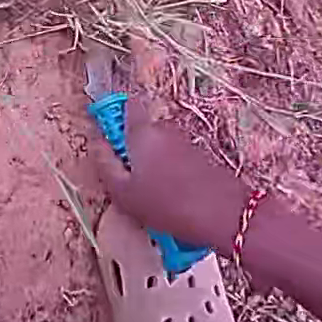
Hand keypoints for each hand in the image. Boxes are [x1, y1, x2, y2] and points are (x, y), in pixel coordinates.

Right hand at [93, 101, 251, 252]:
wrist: (226, 217)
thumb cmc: (167, 204)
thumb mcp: (123, 191)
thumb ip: (105, 163)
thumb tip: (96, 142)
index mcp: (142, 132)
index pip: (128, 105)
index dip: (115, 114)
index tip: (107, 136)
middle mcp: (165, 130)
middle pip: (141, 131)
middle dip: (132, 150)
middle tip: (126, 180)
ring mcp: (185, 143)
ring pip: (158, 148)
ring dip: (151, 164)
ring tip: (149, 195)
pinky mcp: (200, 158)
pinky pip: (174, 160)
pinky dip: (168, 173)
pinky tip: (170, 199)